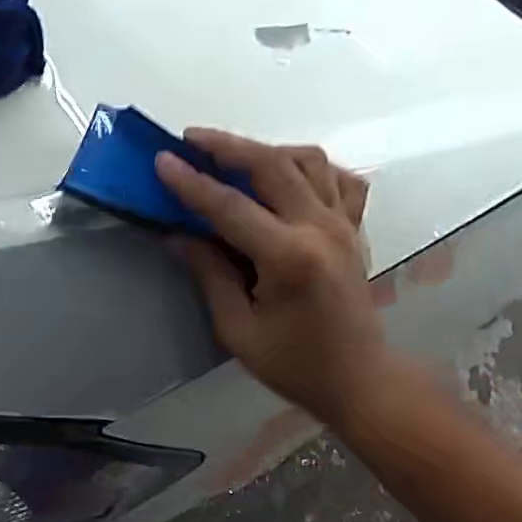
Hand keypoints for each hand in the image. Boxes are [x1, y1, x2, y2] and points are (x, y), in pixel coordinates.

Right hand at [155, 129, 394, 422]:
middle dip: (227, 146)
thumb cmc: (295, 365)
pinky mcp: (355, 229)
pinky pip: (339, 179)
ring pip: (309, 160)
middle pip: (272, 165)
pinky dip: (311, 167)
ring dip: (268, 150)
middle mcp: (321, 228)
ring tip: (234, 156)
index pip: (230, 206)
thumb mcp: (238, 330)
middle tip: (191, 140)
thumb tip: (178, 236)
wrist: (359, 380)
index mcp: (289, 258)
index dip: (191, 182)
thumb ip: (209, 275)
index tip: (162, 159)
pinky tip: (288, 176)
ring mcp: (344, 224)